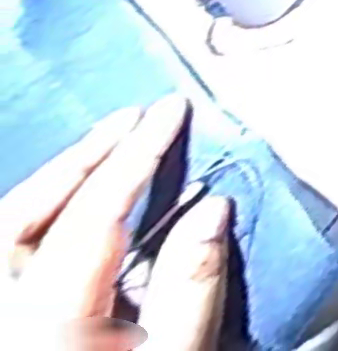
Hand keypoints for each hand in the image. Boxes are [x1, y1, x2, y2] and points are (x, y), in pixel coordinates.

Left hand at [1, 97, 228, 350]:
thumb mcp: (180, 349)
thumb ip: (194, 278)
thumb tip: (213, 206)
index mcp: (47, 324)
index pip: (92, 216)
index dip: (133, 157)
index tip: (168, 113)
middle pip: (12, 223)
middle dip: (79, 161)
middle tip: (131, 118)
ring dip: (45, 183)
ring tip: (99, 145)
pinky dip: (18, 218)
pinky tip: (50, 198)